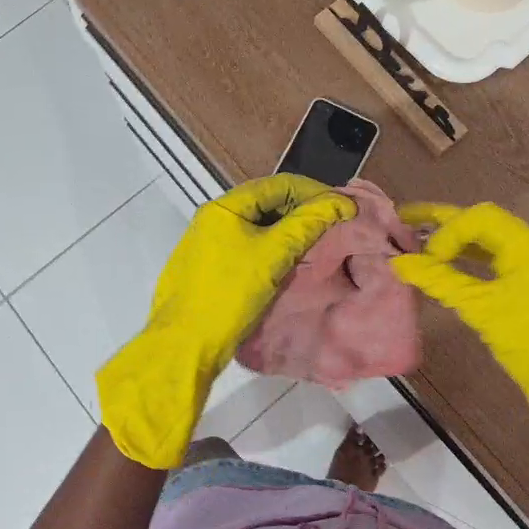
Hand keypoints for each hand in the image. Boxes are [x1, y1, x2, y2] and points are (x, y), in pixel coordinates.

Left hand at [97, 175, 355, 468]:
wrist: (185, 344)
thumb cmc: (229, 294)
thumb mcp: (274, 256)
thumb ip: (307, 224)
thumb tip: (341, 203)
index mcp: (224, 207)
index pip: (277, 184)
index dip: (314, 192)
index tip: (343, 208)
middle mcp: (212, 219)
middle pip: (266, 203)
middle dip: (301, 211)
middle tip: (333, 226)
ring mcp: (207, 244)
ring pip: (256, 227)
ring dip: (287, 232)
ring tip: (316, 245)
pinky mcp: (207, 268)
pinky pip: (245, 248)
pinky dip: (270, 249)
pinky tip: (287, 265)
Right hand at [392, 202, 528, 528]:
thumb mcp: (482, 312)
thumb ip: (441, 282)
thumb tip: (398, 264)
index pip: (481, 217)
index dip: (446, 230)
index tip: (425, 259)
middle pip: (487, 225)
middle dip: (446, 225)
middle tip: (405, 221)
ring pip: (495, 247)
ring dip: (460, 246)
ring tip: (424, 248)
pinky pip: (505, 268)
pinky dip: (476, 266)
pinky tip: (455, 277)